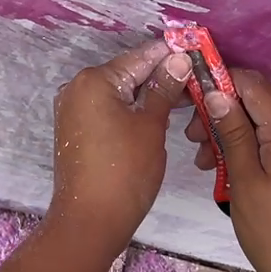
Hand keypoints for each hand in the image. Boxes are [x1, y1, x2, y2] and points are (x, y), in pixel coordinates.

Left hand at [48, 38, 193, 254]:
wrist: (89, 223)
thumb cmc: (125, 173)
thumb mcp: (151, 127)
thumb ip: (164, 89)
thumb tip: (179, 58)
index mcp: (95, 79)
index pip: (139, 57)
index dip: (170, 54)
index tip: (196, 49)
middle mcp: (78, 85)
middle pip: (128, 73)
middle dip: (161, 76)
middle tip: (196, 79)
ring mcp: (73, 107)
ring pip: (119, 91)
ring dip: (147, 94)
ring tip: (184, 97)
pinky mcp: (76, 126)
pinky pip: (108, 107)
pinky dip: (131, 108)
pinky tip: (157, 112)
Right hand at [187, 70, 270, 271]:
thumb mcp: (244, 181)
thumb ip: (231, 133)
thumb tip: (216, 91)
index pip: (252, 84)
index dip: (220, 80)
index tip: (191, 95)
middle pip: (255, 104)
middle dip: (220, 112)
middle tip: (192, 137)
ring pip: (260, 125)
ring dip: (230, 134)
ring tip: (204, 161)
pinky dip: (246, 150)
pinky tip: (225, 171)